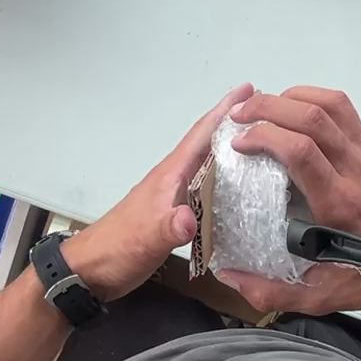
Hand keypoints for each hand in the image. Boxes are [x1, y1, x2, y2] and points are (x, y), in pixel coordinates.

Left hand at [61, 83, 254, 299]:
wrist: (93, 270)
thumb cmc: (118, 247)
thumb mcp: (147, 237)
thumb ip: (169, 227)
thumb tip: (189, 218)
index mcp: (170, 175)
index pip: (200, 135)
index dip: (223, 111)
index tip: (248, 90)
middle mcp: (175, 179)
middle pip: (209, 145)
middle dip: (235, 126)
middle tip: (268, 114)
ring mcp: (174, 196)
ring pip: (209, 166)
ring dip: (232, 153)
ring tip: (262, 146)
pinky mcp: (175, 215)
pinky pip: (207, 190)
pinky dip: (226, 183)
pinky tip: (241, 190)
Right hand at [217, 87, 360, 329]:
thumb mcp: (319, 298)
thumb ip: (270, 290)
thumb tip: (226, 273)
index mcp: (339, 205)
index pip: (300, 150)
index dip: (263, 136)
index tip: (237, 144)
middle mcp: (355, 173)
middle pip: (311, 118)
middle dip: (268, 108)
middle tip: (237, 118)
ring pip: (330, 105)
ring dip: (289, 97)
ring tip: (260, 109)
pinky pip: (344, 111)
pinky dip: (312, 98)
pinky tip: (291, 109)